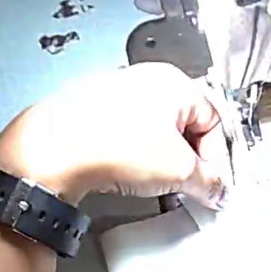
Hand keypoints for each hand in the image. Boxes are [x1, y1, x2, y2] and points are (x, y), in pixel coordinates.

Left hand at [0, 63, 232, 206]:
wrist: (52, 151)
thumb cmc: (111, 144)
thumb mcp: (180, 172)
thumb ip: (210, 183)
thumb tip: (217, 190)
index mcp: (175, 82)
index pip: (214, 123)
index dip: (217, 159)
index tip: (213, 186)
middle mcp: (146, 81)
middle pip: (186, 127)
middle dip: (191, 161)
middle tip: (189, 187)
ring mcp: (116, 94)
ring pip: (157, 133)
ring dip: (164, 162)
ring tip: (156, 184)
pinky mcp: (93, 113)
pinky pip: (129, 137)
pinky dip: (136, 158)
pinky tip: (129, 176)